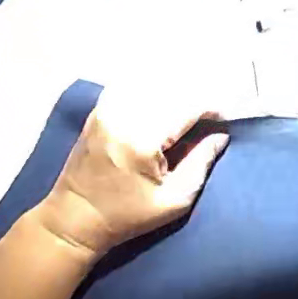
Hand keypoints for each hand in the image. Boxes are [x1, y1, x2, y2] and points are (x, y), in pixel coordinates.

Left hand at [31, 87, 228, 260]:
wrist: (74, 218)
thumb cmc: (127, 216)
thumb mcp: (175, 199)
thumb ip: (201, 163)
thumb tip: (221, 136)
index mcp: (142, 138)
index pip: (188, 105)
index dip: (212, 110)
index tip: (223, 123)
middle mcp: (123, 113)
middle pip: (172, 88)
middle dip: (196, 99)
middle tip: (208, 120)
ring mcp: (108, 107)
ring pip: (153, 80)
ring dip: (176, 91)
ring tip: (187, 113)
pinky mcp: (100, 107)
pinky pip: (133, 83)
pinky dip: (153, 88)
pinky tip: (163, 104)